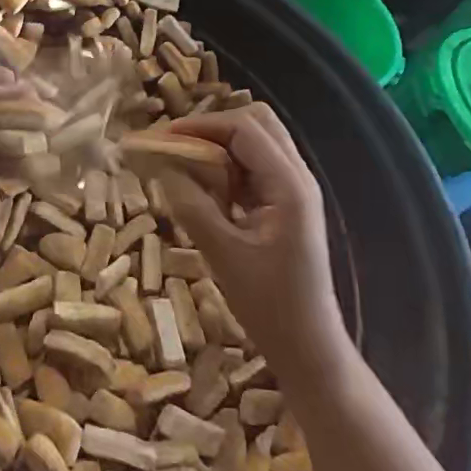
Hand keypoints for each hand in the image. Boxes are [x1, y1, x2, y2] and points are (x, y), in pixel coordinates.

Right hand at [157, 104, 345, 372]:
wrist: (308, 346)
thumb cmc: (269, 304)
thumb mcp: (223, 254)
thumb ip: (192, 205)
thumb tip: (162, 167)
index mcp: (288, 184)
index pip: (244, 129)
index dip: (201, 126)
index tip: (162, 138)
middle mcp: (297, 177)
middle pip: (257, 125)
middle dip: (213, 128)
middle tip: (176, 147)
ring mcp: (295, 191)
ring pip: (258, 145)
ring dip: (221, 147)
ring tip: (185, 166)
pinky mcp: (287, 207)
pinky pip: (257, 169)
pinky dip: (230, 168)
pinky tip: (206, 190)